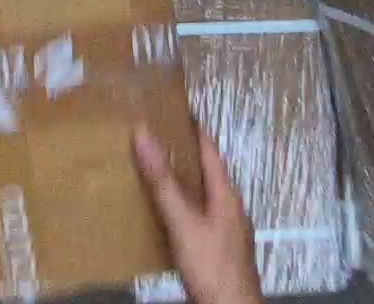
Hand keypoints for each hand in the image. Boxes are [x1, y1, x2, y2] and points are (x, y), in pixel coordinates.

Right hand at [134, 127, 263, 303]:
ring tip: (151, 168)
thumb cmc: (211, 265)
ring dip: (180, 179)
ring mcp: (227, 230)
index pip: (209, 149)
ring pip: (201, 194)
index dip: (191, 127)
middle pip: (206, 171)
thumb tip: (143, 134)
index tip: (169, 108)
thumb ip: (163, 181)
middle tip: (151, 136)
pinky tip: (163, 211)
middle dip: (181, 153)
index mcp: (226, 194)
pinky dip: (180, 204)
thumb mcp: (183, 222)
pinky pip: (198, 214)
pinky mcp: (219, 249)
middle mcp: (230, 207)